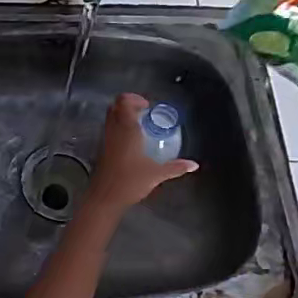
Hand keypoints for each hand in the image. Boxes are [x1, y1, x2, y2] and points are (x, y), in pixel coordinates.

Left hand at [86, 93, 197, 212]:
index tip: (147, 106)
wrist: (105, 198)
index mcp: (127, 130)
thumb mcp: (156, 174)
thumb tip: (194, 165)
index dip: (135, 99)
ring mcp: (106, 139)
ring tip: (139, 125)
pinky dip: (119, 127)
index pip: (124, 102)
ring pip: (110, 117)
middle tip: (144, 112)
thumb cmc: (130, 182)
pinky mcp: (102, 149)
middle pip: (115, 106)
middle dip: (129, 104)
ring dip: (123, 115)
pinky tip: (131, 141)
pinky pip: (109, 129)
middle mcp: (114, 130)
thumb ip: (176, 167)